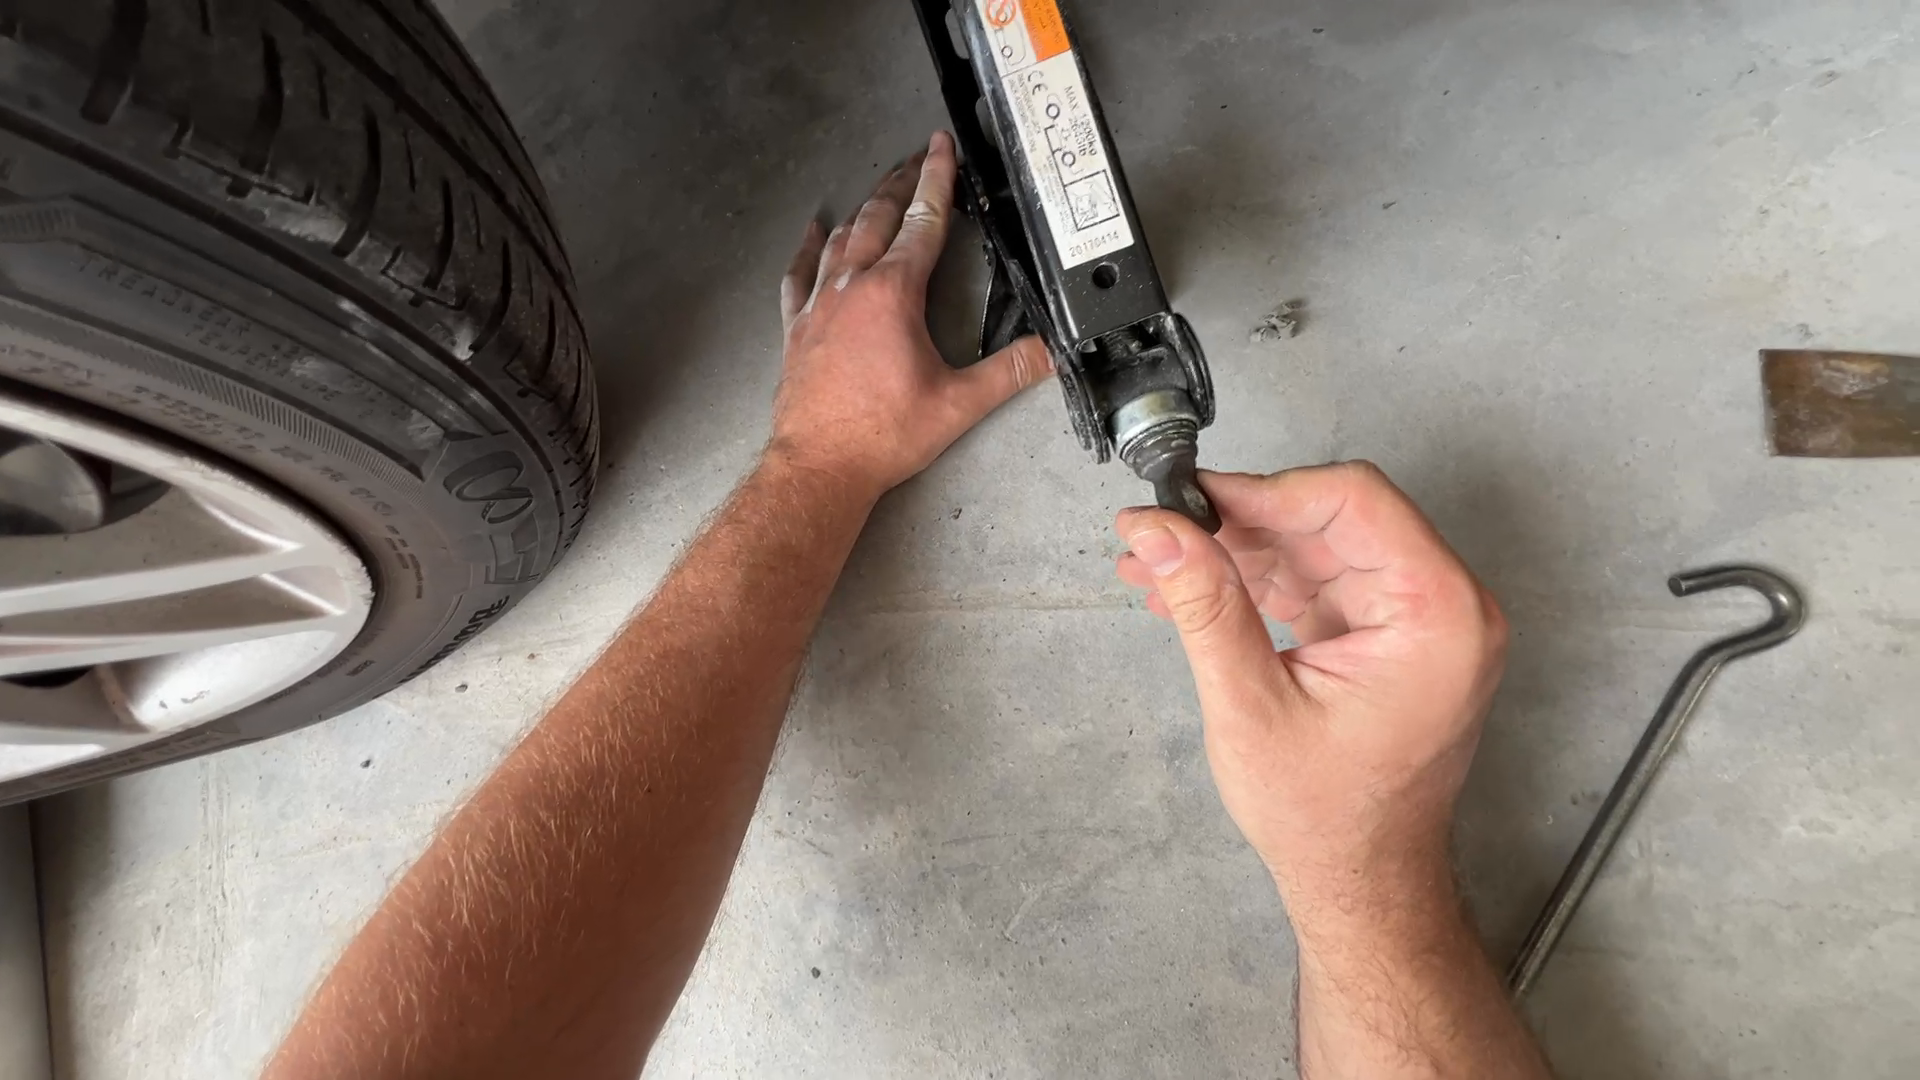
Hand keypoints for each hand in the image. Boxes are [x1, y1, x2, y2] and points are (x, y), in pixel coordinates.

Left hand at [770, 131, 1051, 499]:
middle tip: (915, 160)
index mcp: (893, 294)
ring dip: (863, 209)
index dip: (937, 179)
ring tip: (879, 191)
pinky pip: (799, 275)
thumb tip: (1050, 354)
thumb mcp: (957, 405)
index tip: (940, 146)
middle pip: (877, 217)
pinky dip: (809, 248)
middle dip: (899, 183)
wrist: (820, 465)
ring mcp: (819, 305)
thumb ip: (1007, 373)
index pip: (922, 221)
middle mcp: (852, 287)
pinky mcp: (797, 328)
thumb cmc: (884, 435)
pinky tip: (814, 232)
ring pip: (840, 239)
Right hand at [1114, 463, 1507, 922]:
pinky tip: (1184, 592)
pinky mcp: (1372, 631)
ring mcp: (1404, 616)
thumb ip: (1204, 606)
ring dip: (1228, 551)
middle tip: (1158, 531)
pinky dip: (1244, 580)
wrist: (1356, 879)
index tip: (1189, 500)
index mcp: (1435, 615)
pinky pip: (1304, 580)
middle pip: (1325, 518)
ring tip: (1153, 564)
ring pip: (1306, 543)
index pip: (1352, 500)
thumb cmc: (1320, 814)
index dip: (1263, 489)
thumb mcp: (1250, 704)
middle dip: (1234, 523)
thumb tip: (1154, 530)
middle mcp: (1435, 603)